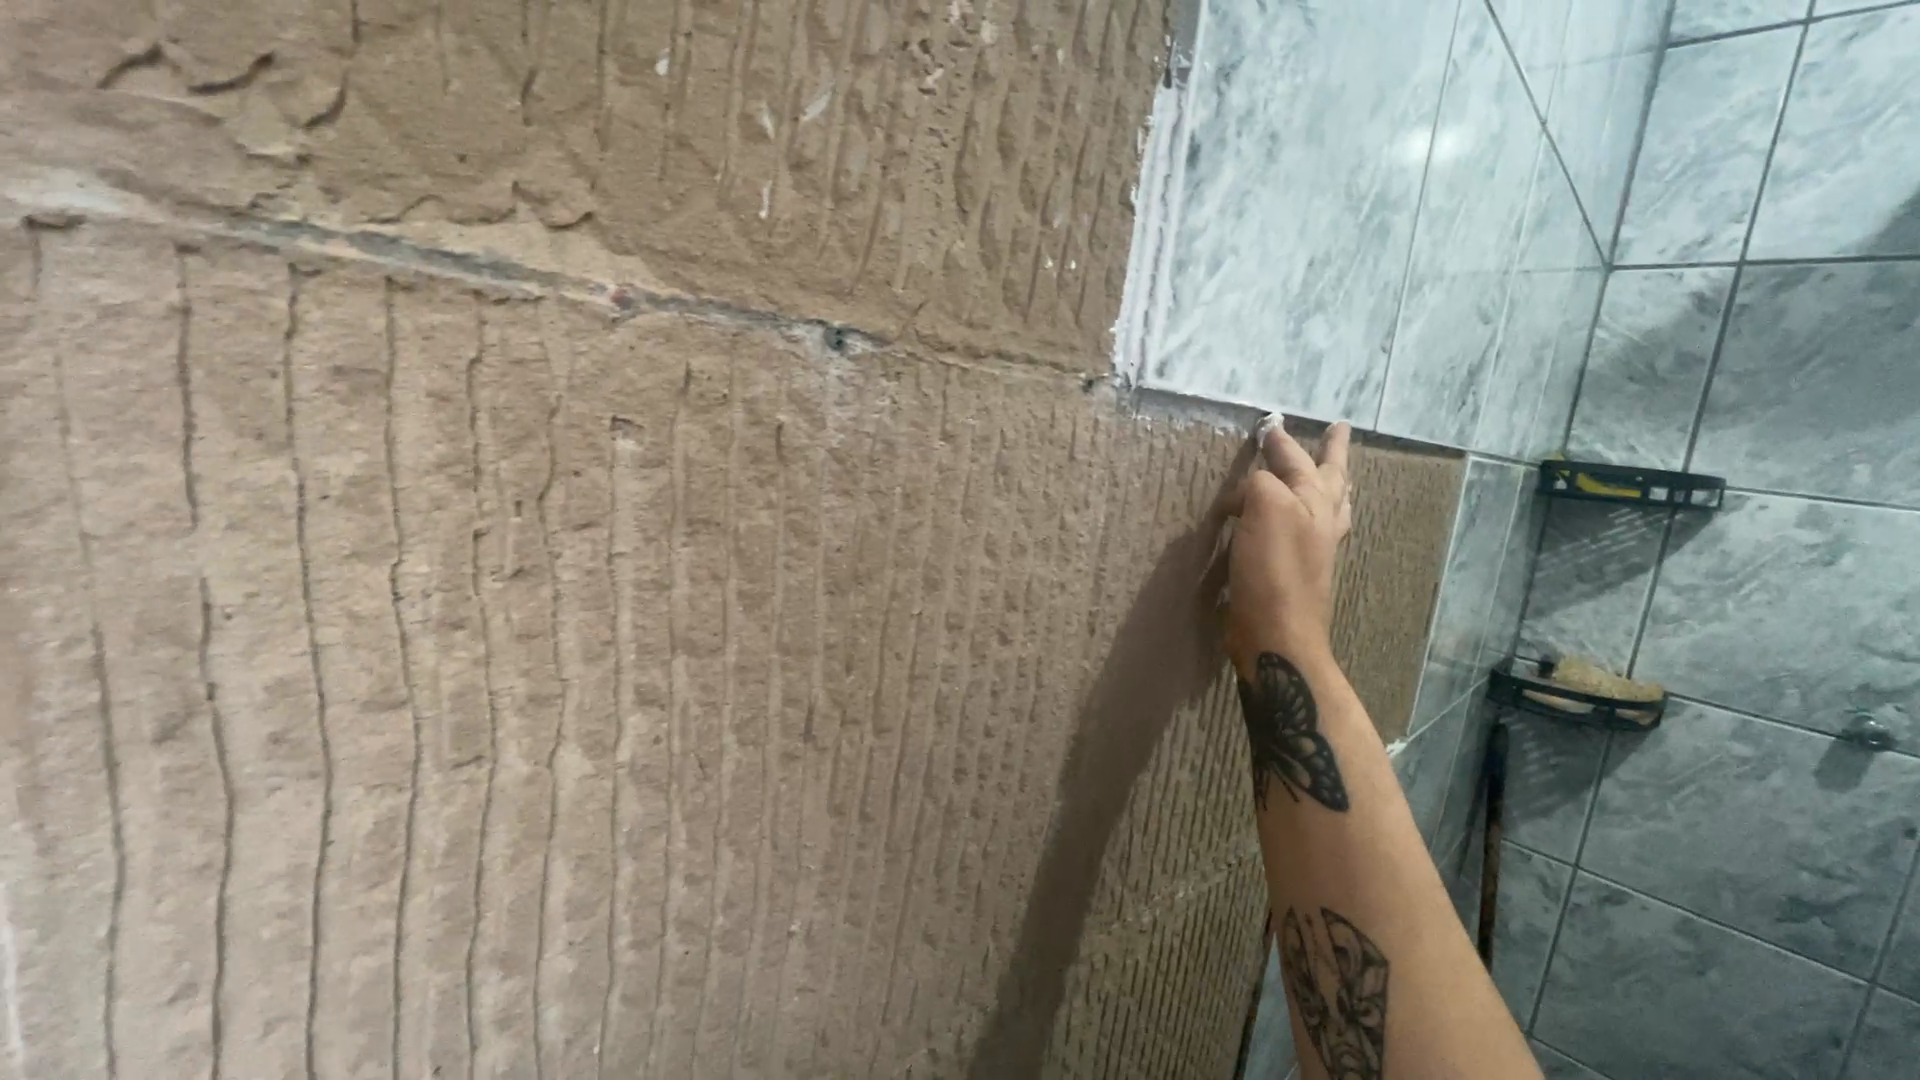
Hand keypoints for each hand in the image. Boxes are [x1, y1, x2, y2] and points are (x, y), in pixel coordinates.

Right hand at [1217, 415, 1351, 674]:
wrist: (1277, 633)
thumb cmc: (1273, 570)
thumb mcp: (1265, 510)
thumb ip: (1260, 485)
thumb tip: (1246, 494)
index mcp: (1314, 502)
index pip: (1297, 461)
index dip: (1281, 442)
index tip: (1269, 424)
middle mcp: (1320, 521)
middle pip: (1329, 478)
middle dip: (1331, 453)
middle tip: (1338, 430)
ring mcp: (1314, 549)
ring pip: (1330, 505)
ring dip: (1333, 483)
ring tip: (1336, 472)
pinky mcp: (1296, 572)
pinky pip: (1312, 532)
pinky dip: (1313, 516)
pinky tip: (1305, 523)